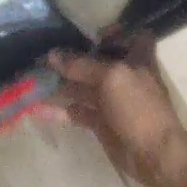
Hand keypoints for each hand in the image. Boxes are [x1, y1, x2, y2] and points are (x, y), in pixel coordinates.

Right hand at [46, 36, 186, 186]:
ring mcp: (112, 101)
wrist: (153, 154)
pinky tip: (35, 107)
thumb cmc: (139, 107)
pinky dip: (59, 110)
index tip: (90, 33)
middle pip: (97, 61)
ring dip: (60, 83)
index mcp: (137, 58)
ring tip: (32, 77)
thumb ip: (82, 65)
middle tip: (42, 53)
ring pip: (83, 87)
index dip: (114, 32)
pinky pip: (77, 112)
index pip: (131, 36)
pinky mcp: (101, 122)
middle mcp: (124, 76)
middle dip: (72, 57)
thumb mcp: (112, 77)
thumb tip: (52, 55)